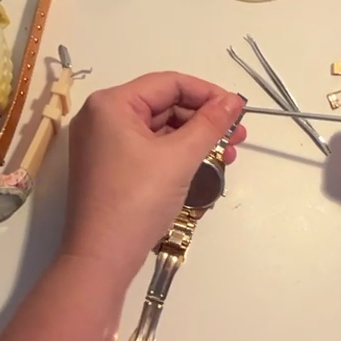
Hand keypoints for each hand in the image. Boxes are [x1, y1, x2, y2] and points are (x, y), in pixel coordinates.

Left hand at [60, 73, 245, 278]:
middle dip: (203, 120)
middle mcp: (102, 118)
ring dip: (194, 139)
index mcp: (111, 104)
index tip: (238, 110)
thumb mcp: (179, 158)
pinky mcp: (109, 168)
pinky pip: (149, 150)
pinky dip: (176, 155)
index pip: (168, 84)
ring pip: (159, 130)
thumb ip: (209, 124)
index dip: (207, 93)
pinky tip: (203, 166)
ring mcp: (103, 145)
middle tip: (238, 137)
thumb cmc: (137, 200)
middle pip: (163, 105)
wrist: (102, 257)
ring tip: (227, 155)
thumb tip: (233, 101)